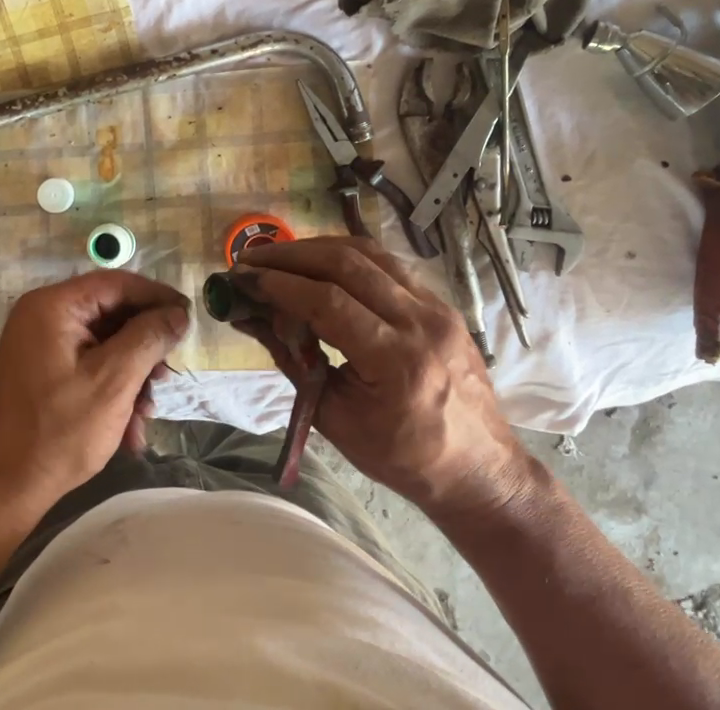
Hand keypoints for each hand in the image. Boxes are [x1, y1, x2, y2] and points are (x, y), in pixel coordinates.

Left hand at [0, 271, 189, 510]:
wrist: (9, 485)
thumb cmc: (60, 430)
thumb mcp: (113, 381)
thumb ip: (148, 338)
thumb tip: (178, 312)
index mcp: (51, 306)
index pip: (115, 283)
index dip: (156, 297)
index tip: (189, 318)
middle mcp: (40, 315)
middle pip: (109, 313)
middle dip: (143, 347)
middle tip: (167, 376)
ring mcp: (38, 343)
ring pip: (102, 343)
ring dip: (131, 375)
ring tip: (146, 413)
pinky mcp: (40, 369)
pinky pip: (86, 364)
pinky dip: (111, 389)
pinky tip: (128, 427)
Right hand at [234, 236, 538, 519]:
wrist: (478, 470)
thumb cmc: (400, 456)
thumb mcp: (333, 416)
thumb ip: (291, 360)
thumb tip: (247, 318)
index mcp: (396, 360)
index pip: (327, 301)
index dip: (278, 284)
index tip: (240, 278)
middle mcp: (421, 323)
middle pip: (347, 263)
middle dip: (290, 256)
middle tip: (249, 260)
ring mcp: (437, 308)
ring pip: (369, 254)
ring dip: (316, 248)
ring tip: (277, 257)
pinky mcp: (441, 305)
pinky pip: (387, 266)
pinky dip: (346, 259)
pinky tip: (318, 267)